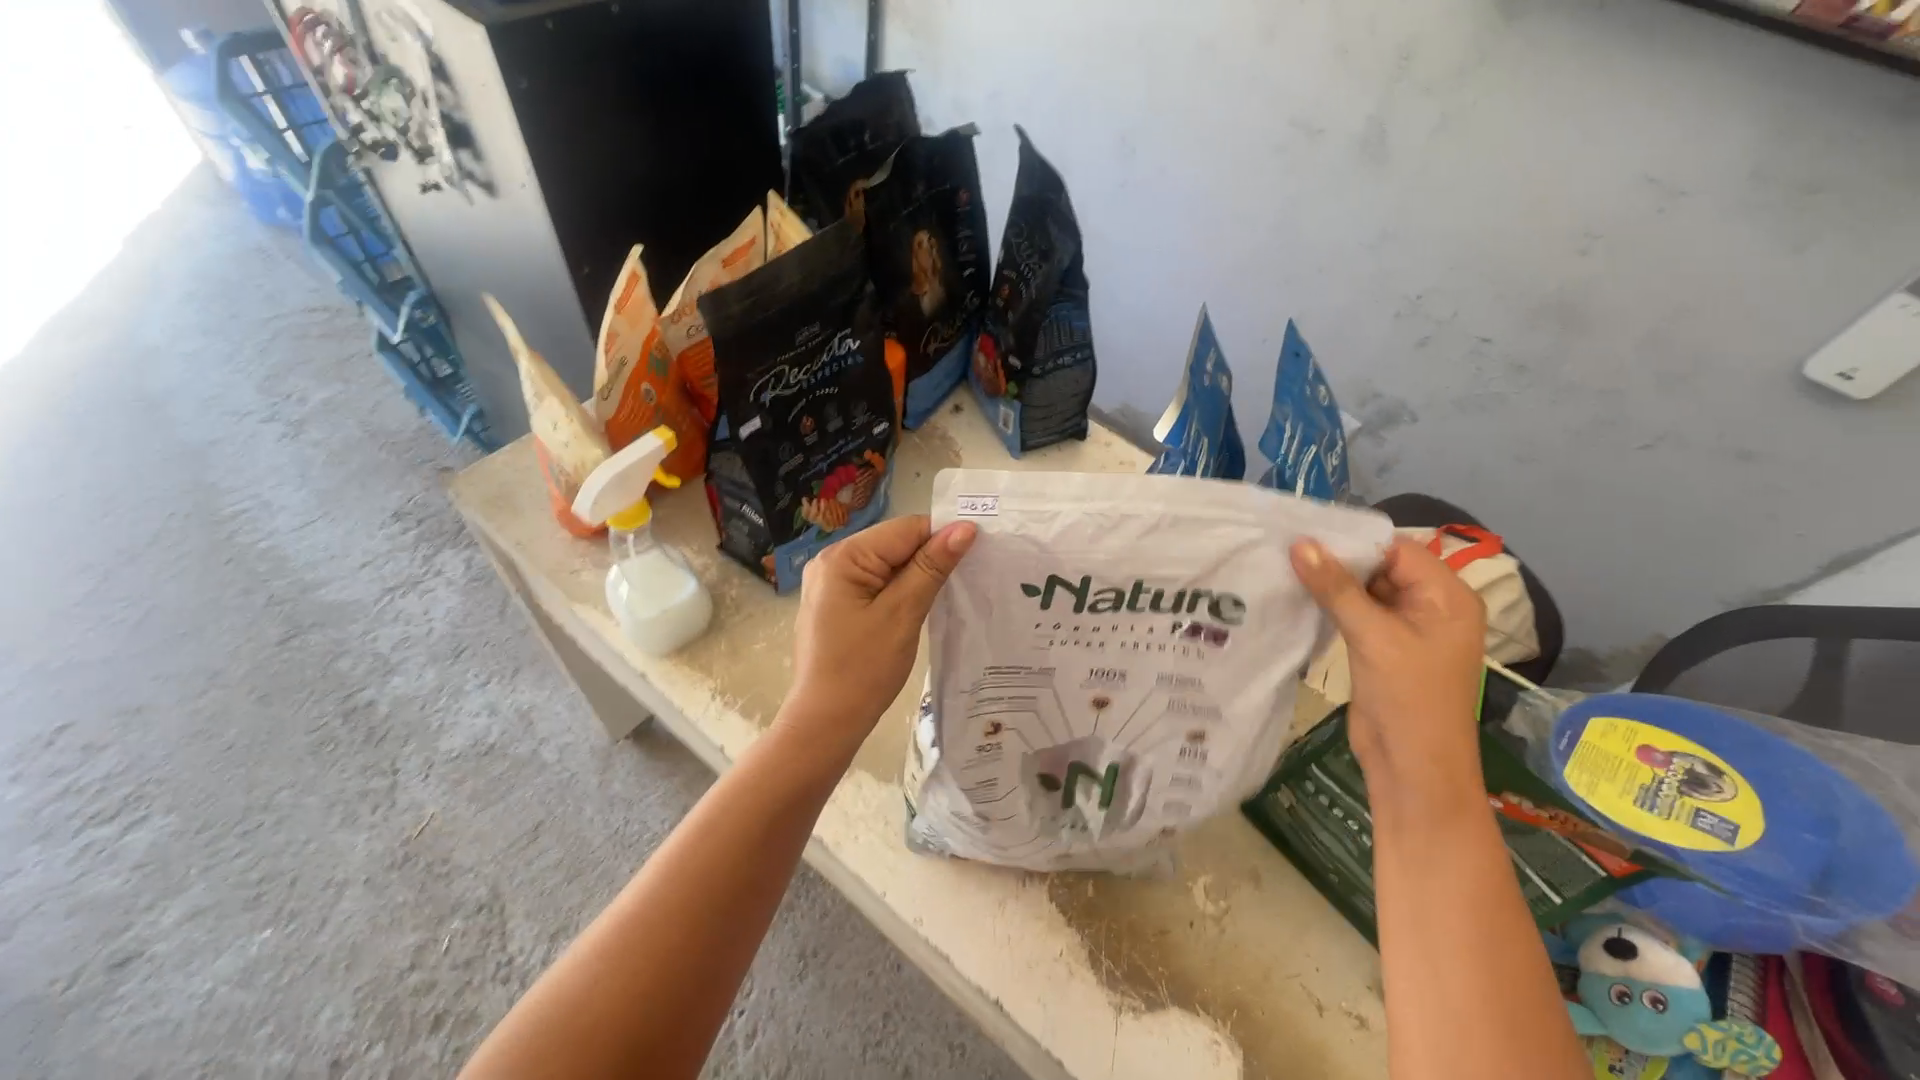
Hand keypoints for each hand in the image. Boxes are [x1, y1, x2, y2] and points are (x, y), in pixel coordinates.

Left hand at [784, 515, 976, 754]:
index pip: (905, 528)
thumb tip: (964, 528)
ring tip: (944, 596)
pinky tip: (916, 610)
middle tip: (964, 580)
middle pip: (894, 543)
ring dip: (916, 577)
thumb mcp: (902, 614)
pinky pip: (874, 584)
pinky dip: (898, 592)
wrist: (826, 721)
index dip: (942, 538)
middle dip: (929, 558)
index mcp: (843, 557)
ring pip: (887, 564)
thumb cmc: (863, 669)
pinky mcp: (835, 604)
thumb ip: (932, 568)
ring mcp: (830, 583)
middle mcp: (831, 561)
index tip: (977, 555)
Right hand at [1290, 536, 1486, 804]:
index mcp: (1448, 596)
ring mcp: (1409, 629)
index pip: (1397, 549)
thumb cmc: (1407, 698)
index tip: (1305, 532)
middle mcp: (1433, 606)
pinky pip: (1359, 615)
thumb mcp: (1372, 636)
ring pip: (1366, 591)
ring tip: (1286, 567)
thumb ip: (1336, 588)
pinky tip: (1300, 597)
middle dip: (1339, 560)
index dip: (1353, 540)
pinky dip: (1333, 606)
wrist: (1412, 766)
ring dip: (1332, 584)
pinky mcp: (1385, 649)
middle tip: (1288, 547)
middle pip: (1382, 567)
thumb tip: (1300, 543)